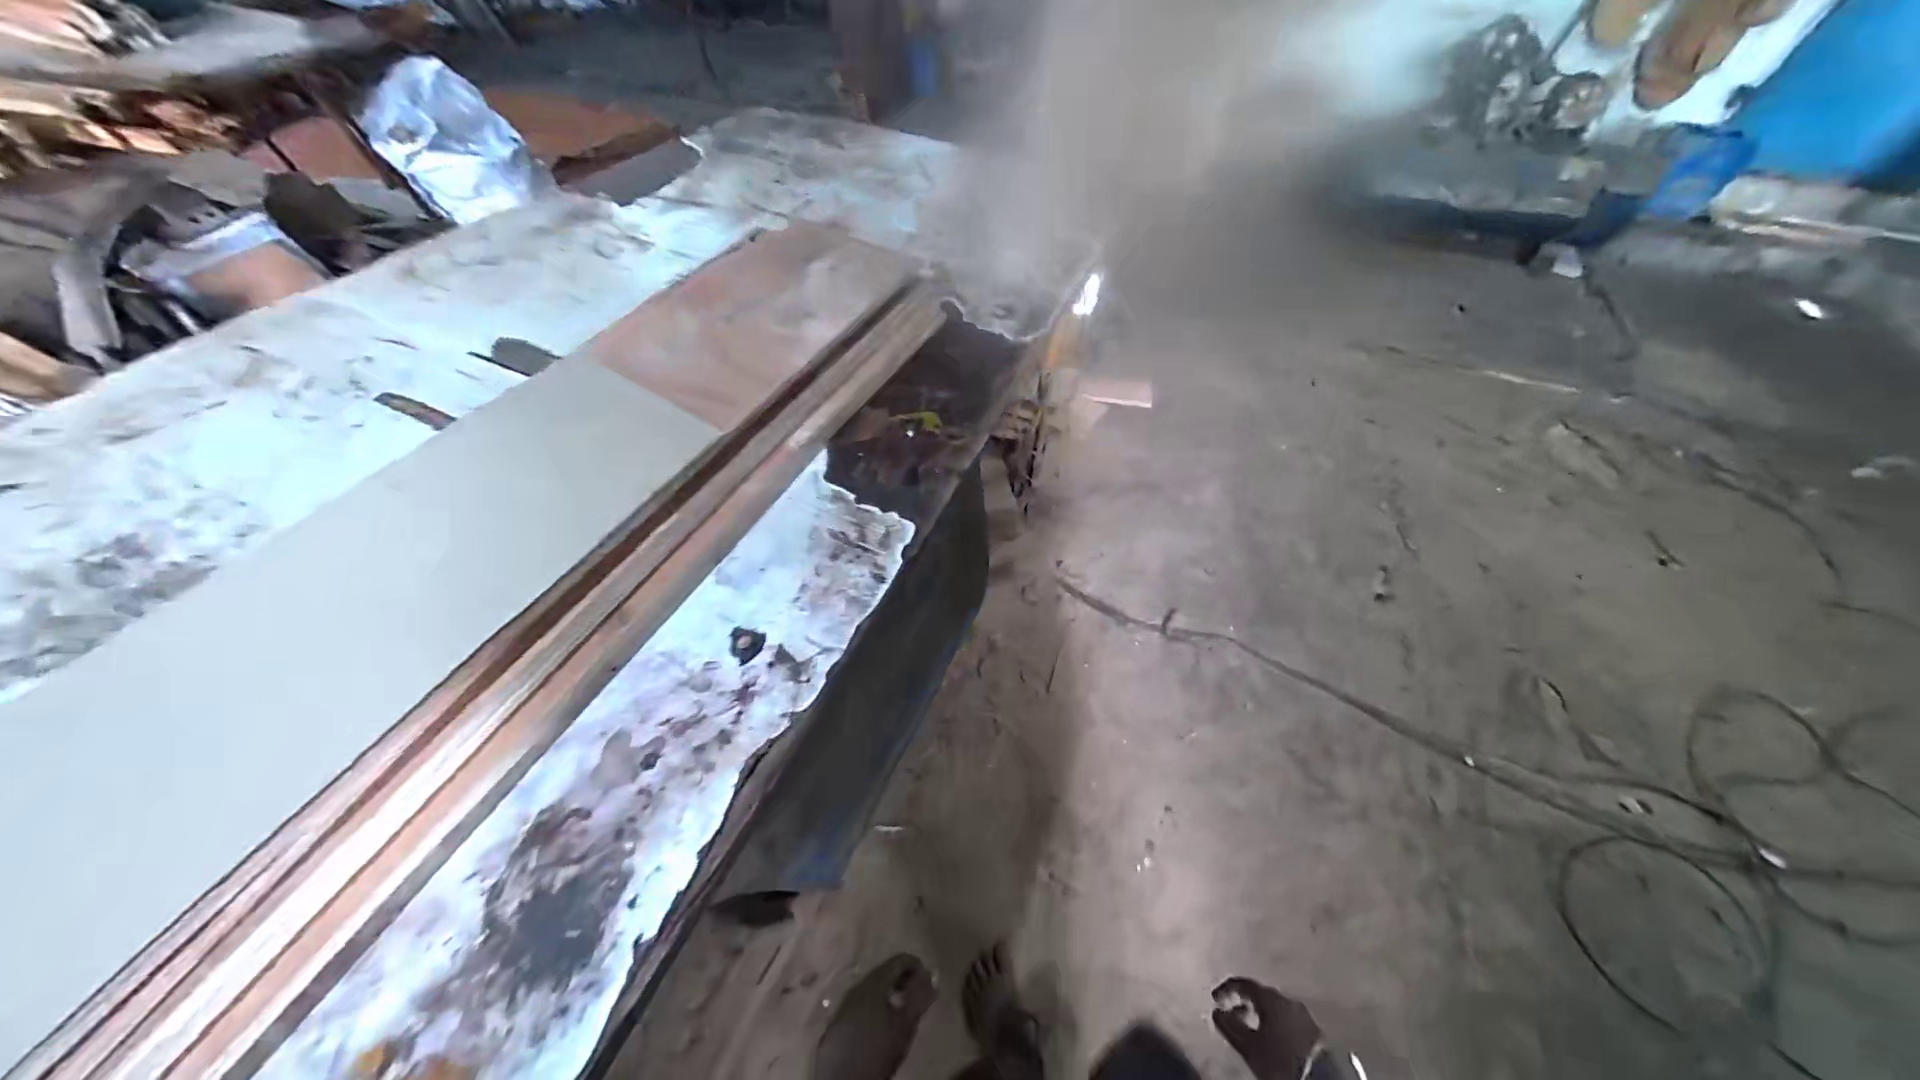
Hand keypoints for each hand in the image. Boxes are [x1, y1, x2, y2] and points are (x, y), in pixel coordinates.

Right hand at [1210, 977, 1322, 1079]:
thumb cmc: (1281, 1061)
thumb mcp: (1249, 1047)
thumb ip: (1229, 1026)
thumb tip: (1217, 1012)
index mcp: (1270, 998)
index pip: (1242, 983)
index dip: (1225, 989)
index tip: (1216, 999)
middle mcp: (1288, 999)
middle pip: (1260, 994)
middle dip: (1244, 1002)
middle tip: (1233, 1014)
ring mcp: (1304, 1014)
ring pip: (1275, 1006)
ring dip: (1260, 1013)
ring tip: (1252, 1028)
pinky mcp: (1315, 1030)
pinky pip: (1288, 1018)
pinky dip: (1275, 1022)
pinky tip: (1272, 1037)